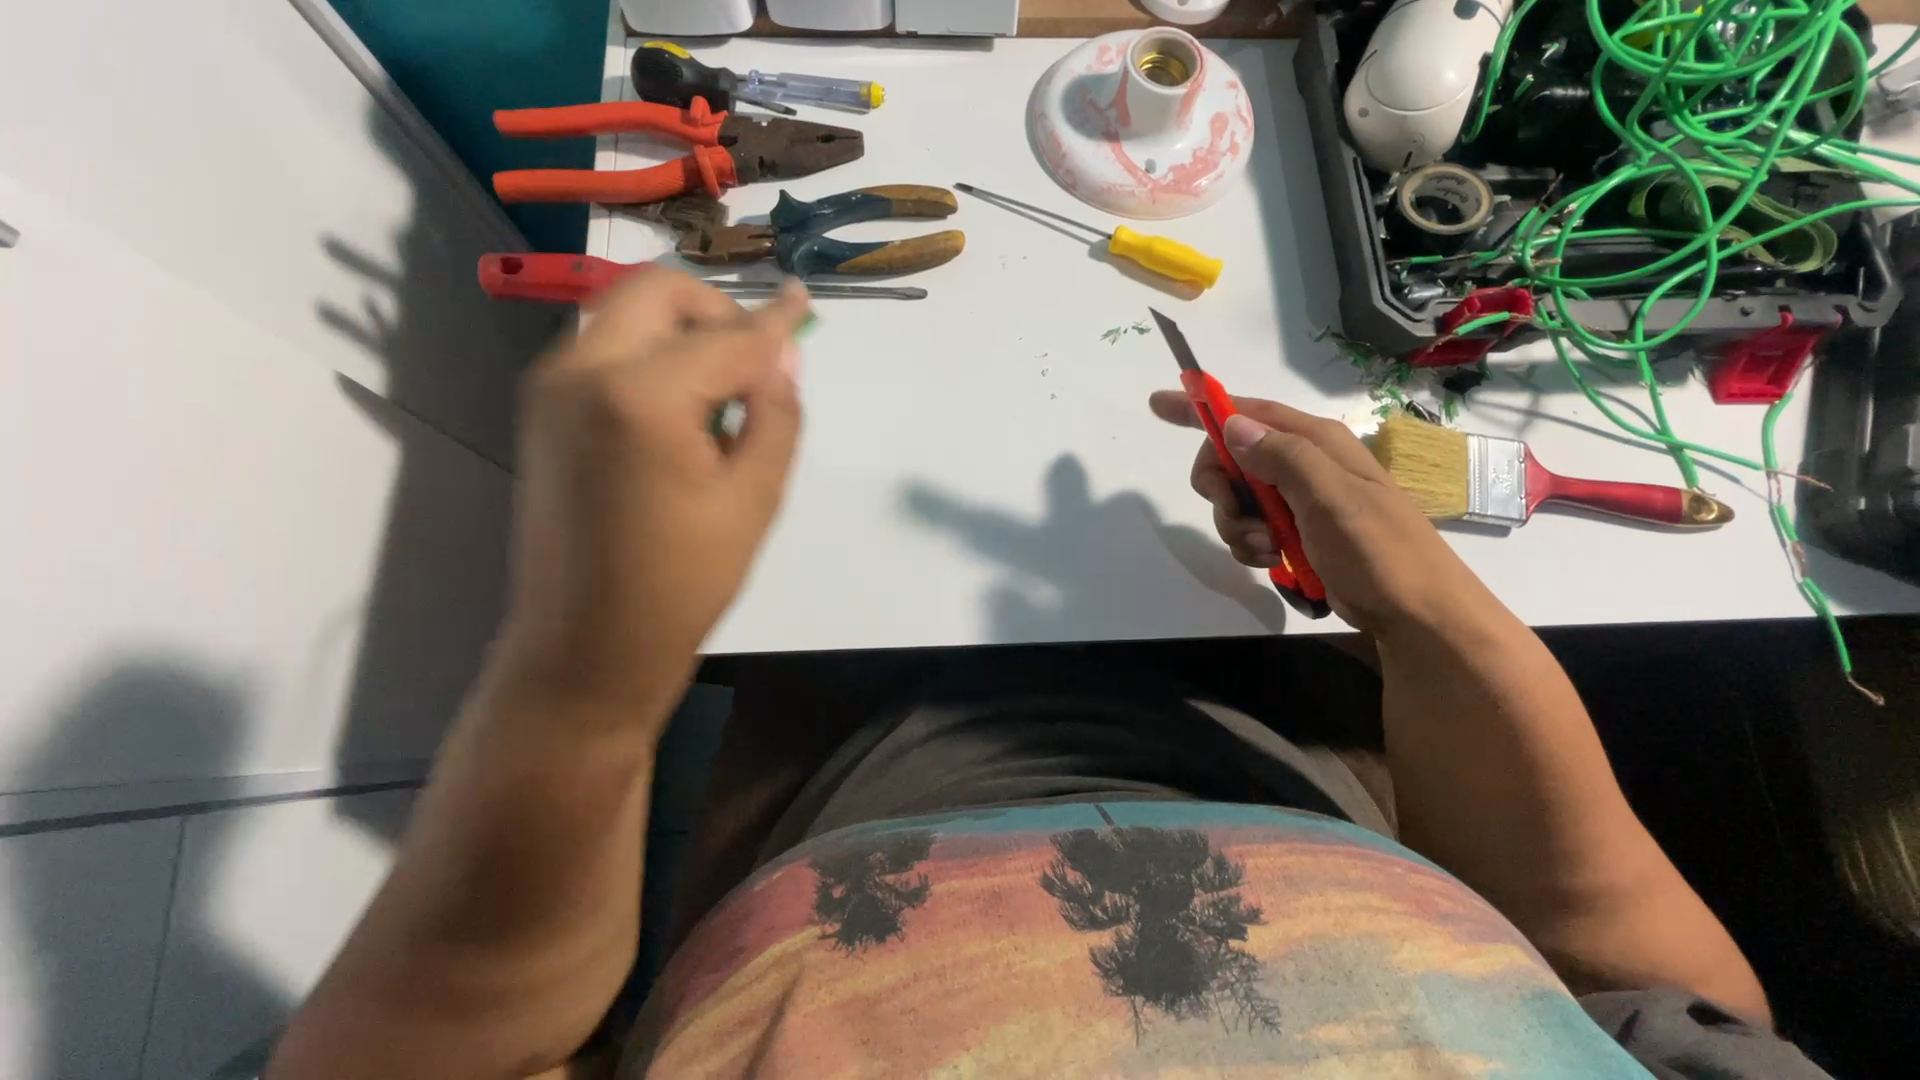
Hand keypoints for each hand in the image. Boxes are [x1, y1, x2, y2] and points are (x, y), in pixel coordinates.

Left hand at [501, 270, 812, 712]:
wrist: (587, 645)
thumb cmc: (681, 582)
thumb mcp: (754, 499)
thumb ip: (777, 415)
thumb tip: (782, 358)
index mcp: (641, 395)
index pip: (726, 338)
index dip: (774, 323)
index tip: (804, 302)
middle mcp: (581, 370)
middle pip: (657, 293)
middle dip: (716, 310)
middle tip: (756, 358)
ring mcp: (551, 388)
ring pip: (625, 315)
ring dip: (681, 330)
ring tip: (724, 390)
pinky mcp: (541, 411)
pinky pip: (604, 350)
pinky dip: (650, 355)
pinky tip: (682, 409)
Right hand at [1148, 392, 1489, 634]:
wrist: (1415, 614)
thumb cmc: (1379, 551)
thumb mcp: (1331, 499)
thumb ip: (1282, 457)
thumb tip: (1233, 426)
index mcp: (1315, 442)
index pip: (1247, 412)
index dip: (1201, 408)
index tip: (1158, 405)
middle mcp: (1304, 464)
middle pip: (1232, 459)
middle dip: (1221, 488)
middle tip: (1234, 511)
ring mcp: (1299, 500)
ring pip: (1236, 499)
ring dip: (1237, 526)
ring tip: (1267, 548)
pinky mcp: (1296, 533)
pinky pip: (1250, 529)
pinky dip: (1249, 545)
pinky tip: (1270, 560)